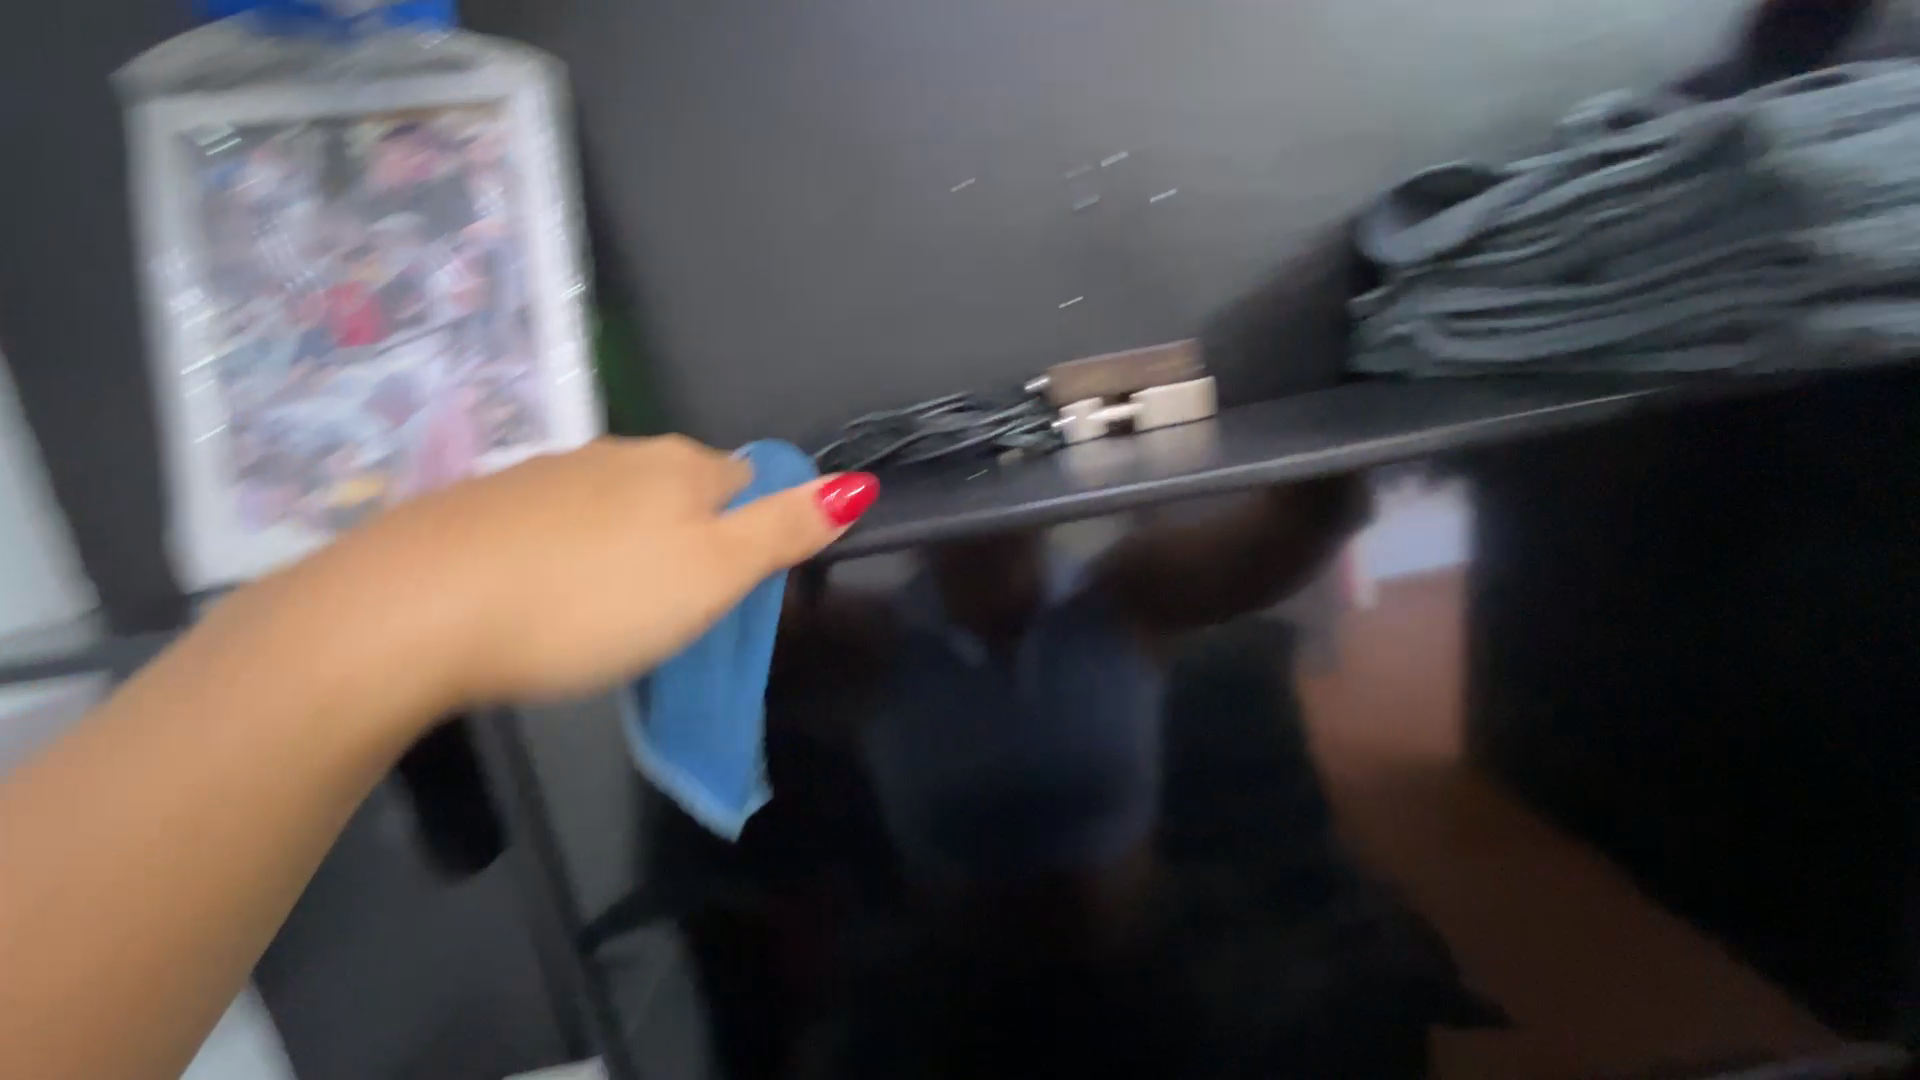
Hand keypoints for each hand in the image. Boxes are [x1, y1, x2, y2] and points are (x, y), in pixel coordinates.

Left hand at [280, 436, 878, 708]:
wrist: (413, 612)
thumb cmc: (590, 600)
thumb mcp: (713, 574)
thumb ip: (786, 529)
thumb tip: (859, 484)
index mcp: (678, 467)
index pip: (745, 479)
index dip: (750, 531)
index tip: (730, 590)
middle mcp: (615, 455)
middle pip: (681, 491)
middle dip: (691, 538)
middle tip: (676, 610)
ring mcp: (545, 474)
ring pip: (617, 507)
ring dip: (629, 546)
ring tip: (612, 610)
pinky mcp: (485, 505)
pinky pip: (556, 525)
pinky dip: (568, 555)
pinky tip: (545, 595)